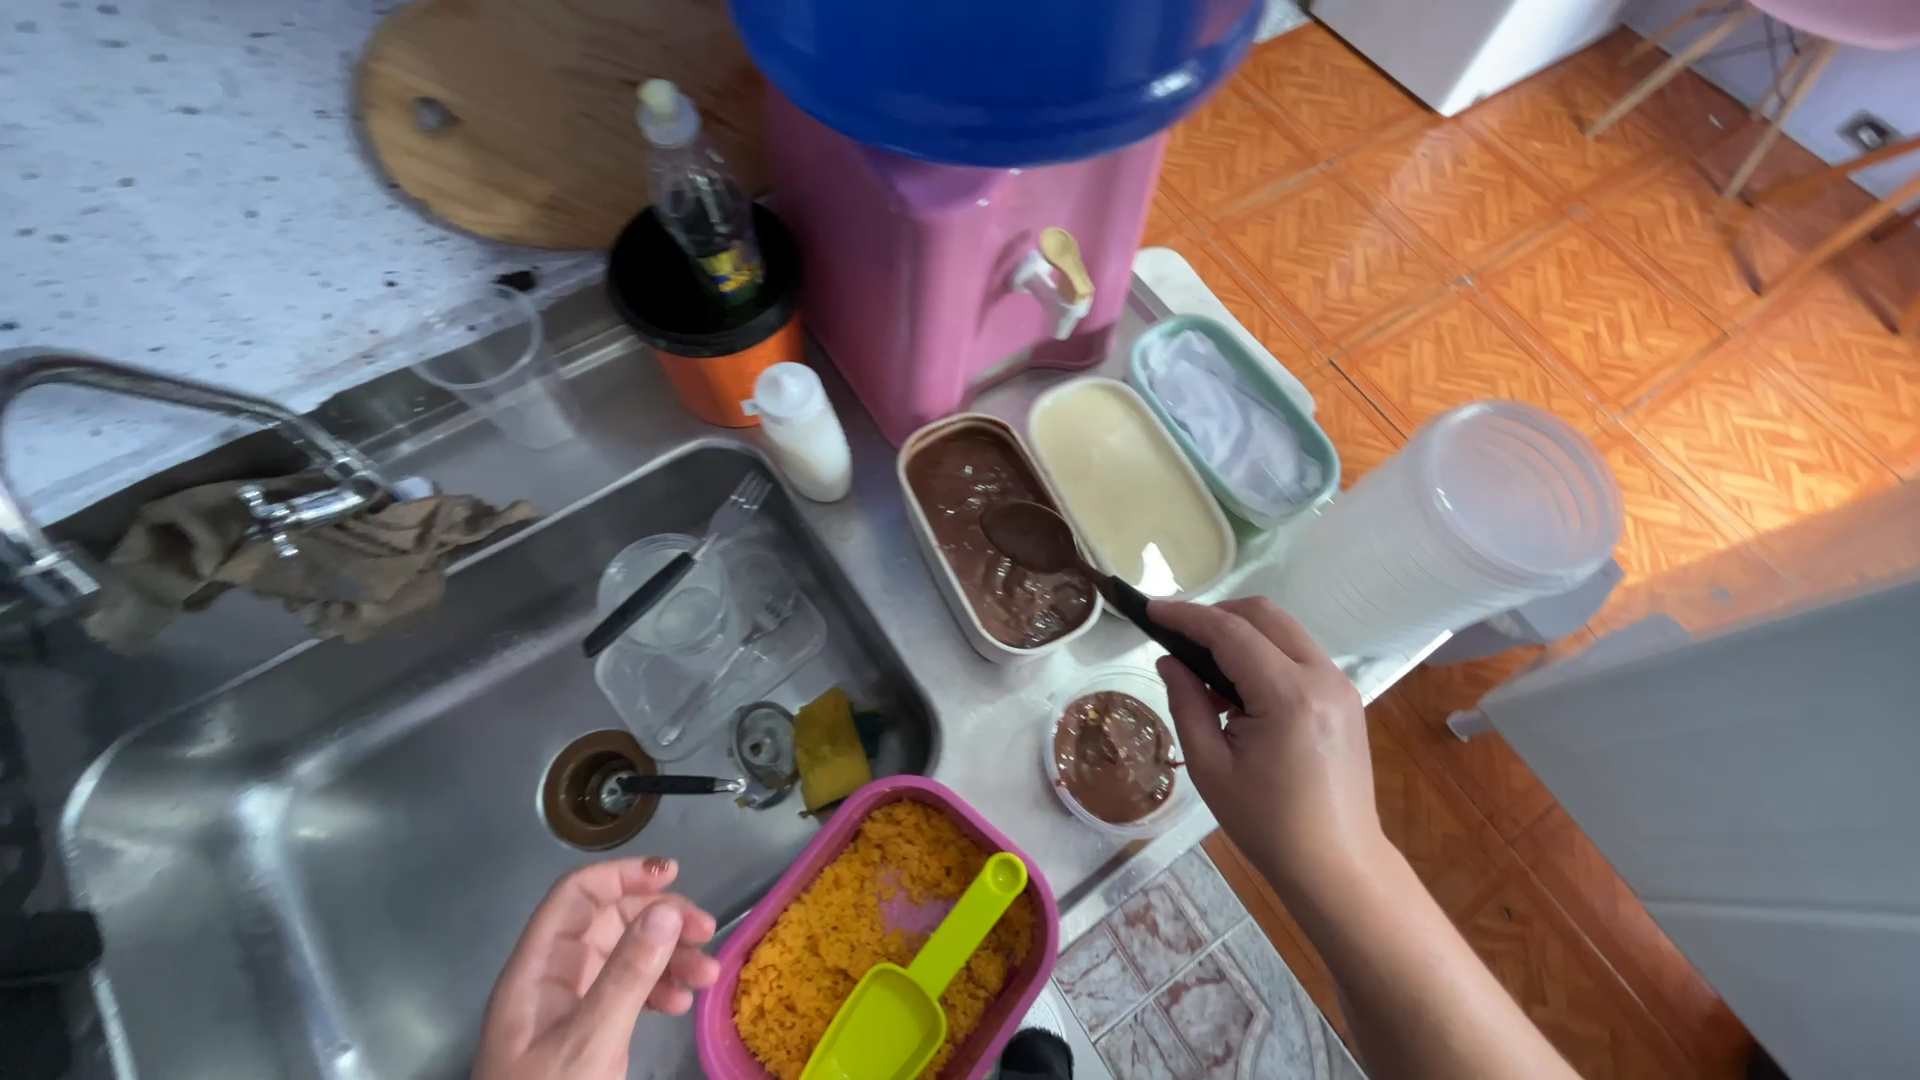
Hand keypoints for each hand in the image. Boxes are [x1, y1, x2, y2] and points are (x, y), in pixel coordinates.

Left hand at [474, 857, 721, 1079]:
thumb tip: (665, 907)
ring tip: (707, 973)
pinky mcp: (589, 1032)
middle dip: (660, 918)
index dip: (621, 877)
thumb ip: (627, 976)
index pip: (575, 897)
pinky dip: (661, 987)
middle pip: (609, 921)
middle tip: (705, 931)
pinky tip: (682, 1002)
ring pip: (626, 955)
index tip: (672, 876)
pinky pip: (630, 989)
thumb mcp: (589, 1045)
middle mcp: (552, 980)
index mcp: (536, 972)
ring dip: (669, 955)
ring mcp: (570, 1007)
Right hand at [1150, 598, 1384, 886]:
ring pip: (1282, 628)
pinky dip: (1261, 651)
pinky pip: (1296, 651)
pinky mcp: (1344, 696)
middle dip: (1215, 614)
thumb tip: (1169, 661)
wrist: (1338, 866)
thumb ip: (1187, 704)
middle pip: (1263, 614)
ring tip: (1204, 669)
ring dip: (1239, 632)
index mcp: (1289, 697)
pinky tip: (1238, 688)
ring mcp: (1340, 684)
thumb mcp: (1211, 767)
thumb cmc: (1267, 824)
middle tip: (1176, 636)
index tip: (1151, 609)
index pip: (1230, 632)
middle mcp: (1322, 678)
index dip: (1186, 615)